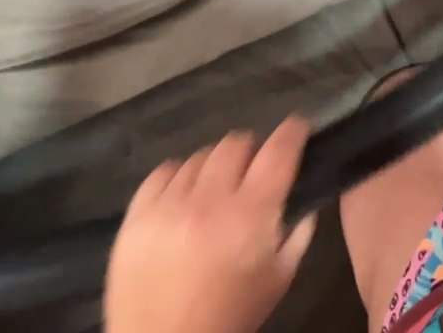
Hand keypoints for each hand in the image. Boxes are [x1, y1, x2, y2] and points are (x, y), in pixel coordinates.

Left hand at [105, 117, 316, 332]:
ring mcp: (168, 206)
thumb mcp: (279, 279)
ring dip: (214, 167)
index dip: (293, 131)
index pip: (279, 151)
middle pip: (236, 144)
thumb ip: (299, 233)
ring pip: (200, 157)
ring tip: (214, 190)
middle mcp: (210, 201)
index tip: (298, 128)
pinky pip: (162, 173)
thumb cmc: (228, 318)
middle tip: (251, 171)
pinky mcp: (136, 217)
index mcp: (250, 215)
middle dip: (251, 151)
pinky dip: (178, 177)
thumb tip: (306, 200)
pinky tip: (183, 196)